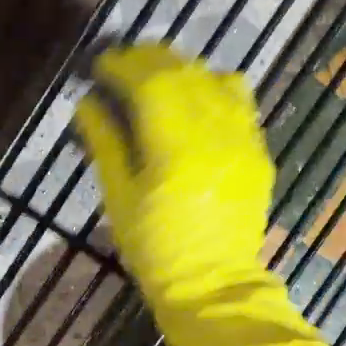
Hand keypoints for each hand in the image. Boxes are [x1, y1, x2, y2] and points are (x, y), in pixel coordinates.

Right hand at [74, 44, 326, 345]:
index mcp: (175, 147)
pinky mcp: (257, 150)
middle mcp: (215, 132)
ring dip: (181, 68)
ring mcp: (243, 139)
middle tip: (121, 64)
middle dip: (149, 59)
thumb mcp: (118, 199)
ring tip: (155, 76)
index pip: (150, 82)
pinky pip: (239, 99)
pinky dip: (212, 86)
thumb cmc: (155, 250)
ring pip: (213, 78)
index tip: (100, 65)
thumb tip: (87, 102)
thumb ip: (105, 144)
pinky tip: (195, 96)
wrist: (213, 286)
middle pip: (183, 72)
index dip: (122, 65)